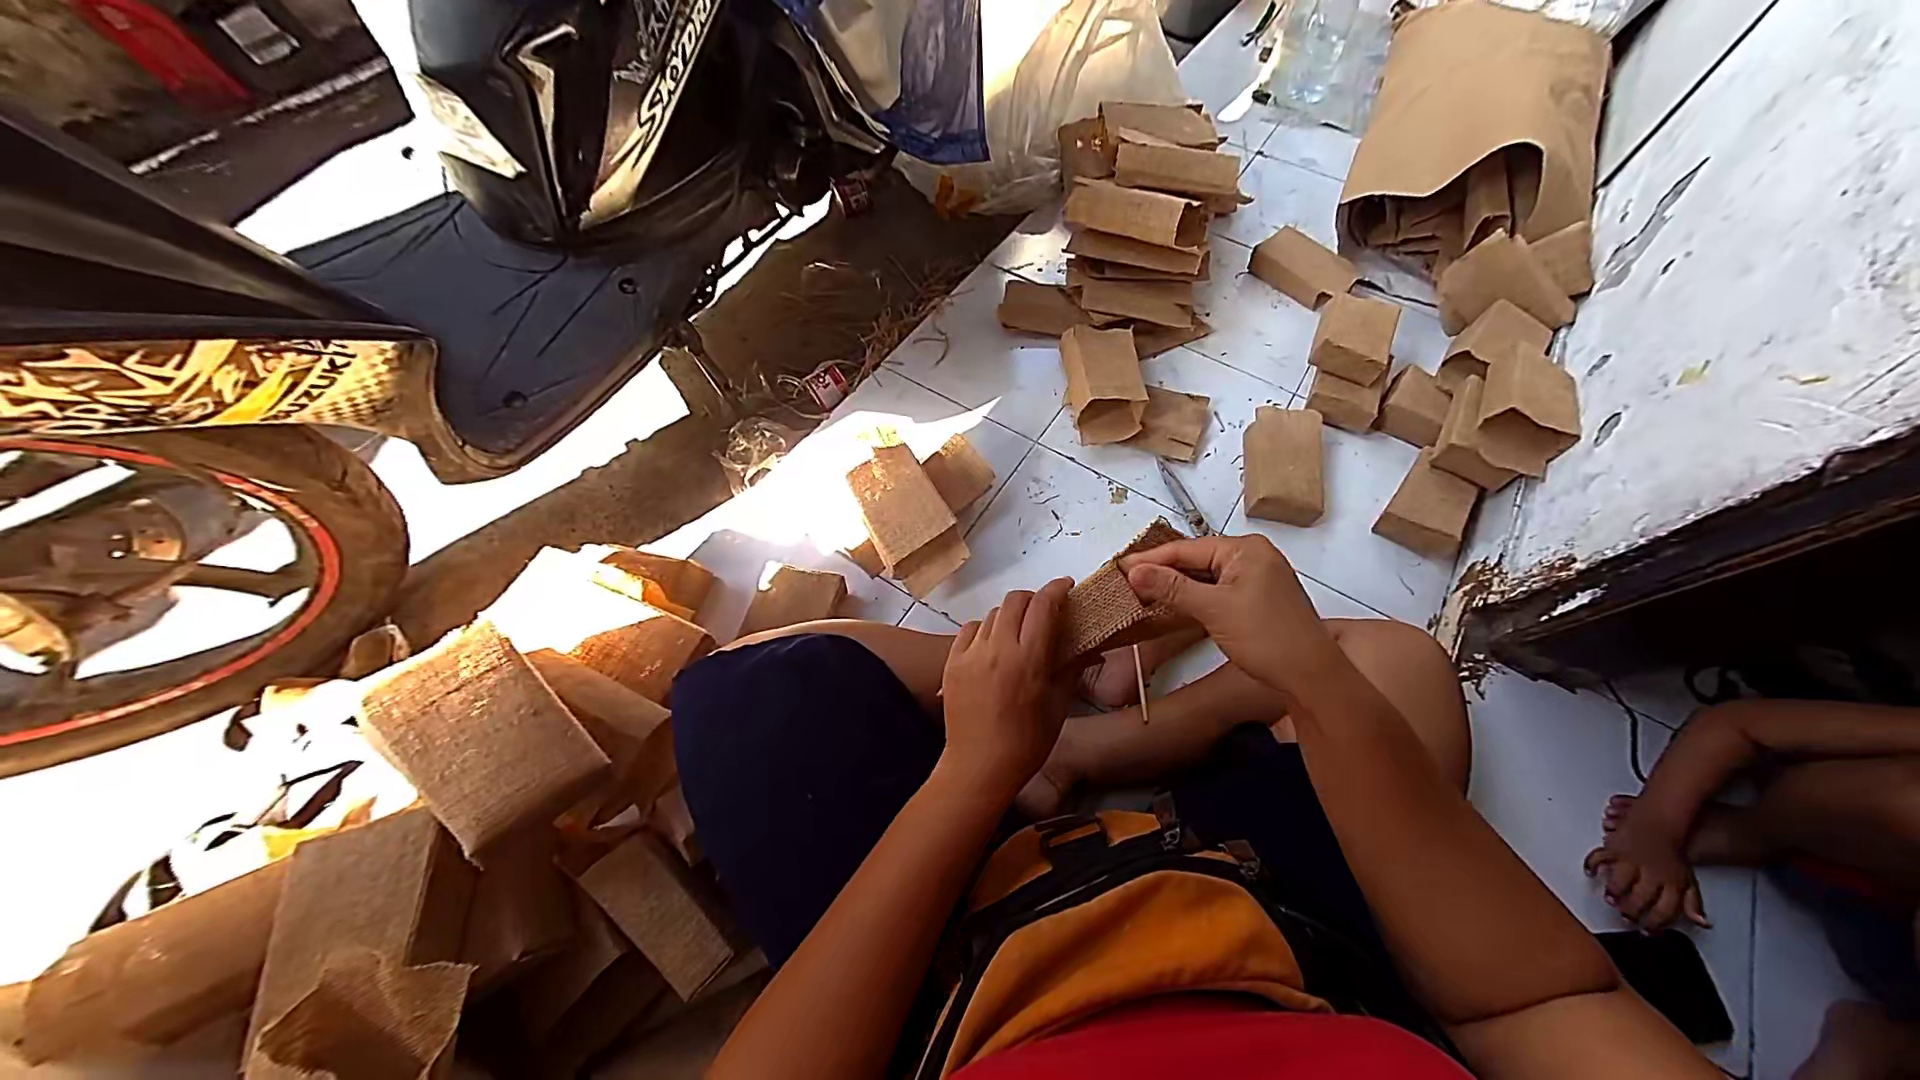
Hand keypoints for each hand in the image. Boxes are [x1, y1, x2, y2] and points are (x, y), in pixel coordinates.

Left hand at [939, 578, 1075, 799]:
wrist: (979, 766)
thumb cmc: (1027, 742)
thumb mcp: (1059, 706)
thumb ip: (1072, 669)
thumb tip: (1090, 648)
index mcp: (1028, 659)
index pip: (1043, 606)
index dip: (1056, 589)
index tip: (1066, 586)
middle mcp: (997, 649)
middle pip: (1015, 600)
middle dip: (1033, 599)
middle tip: (1044, 611)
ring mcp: (970, 654)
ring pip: (993, 614)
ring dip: (1009, 616)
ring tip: (1018, 633)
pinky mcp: (952, 662)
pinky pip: (969, 630)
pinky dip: (984, 630)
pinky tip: (992, 646)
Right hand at [1119, 534, 1337, 691]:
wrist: (1310, 676)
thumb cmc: (1271, 639)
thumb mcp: (1213, 609)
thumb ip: (1171, 587)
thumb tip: (1136, 571)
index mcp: (1247, 549)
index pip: (1186, 548)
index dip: (1151, 559)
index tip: (1123, 568)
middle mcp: (1254, 557)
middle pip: (1195, 560)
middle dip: (1162, 572)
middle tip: (1128, 582)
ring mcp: (1256, 578)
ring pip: (1204, 576)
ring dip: (1176, 586)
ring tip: (1143, 592)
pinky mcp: (1256, 599)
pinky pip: (1216, 590)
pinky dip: (1193, 597)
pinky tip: (1172, 605)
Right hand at [1583, 801, 1708, 929]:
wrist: (1661, 822)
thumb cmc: (1674, 851)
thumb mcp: (1689, 878)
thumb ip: (1692, 902)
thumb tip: (1701, 923)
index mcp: (1672, 884)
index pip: (1665, 910)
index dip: (1657, 924)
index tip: (1649, 931)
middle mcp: (1651, 874)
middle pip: (1641, 898)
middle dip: (1632, 911)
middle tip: (1624, 918)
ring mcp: (1631, 860)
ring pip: (1620, 881)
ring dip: (1614, 891)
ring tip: (1609, 898)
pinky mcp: (1615, 847)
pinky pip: (1600, 857)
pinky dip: (1592, 864)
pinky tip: (1591, 872)